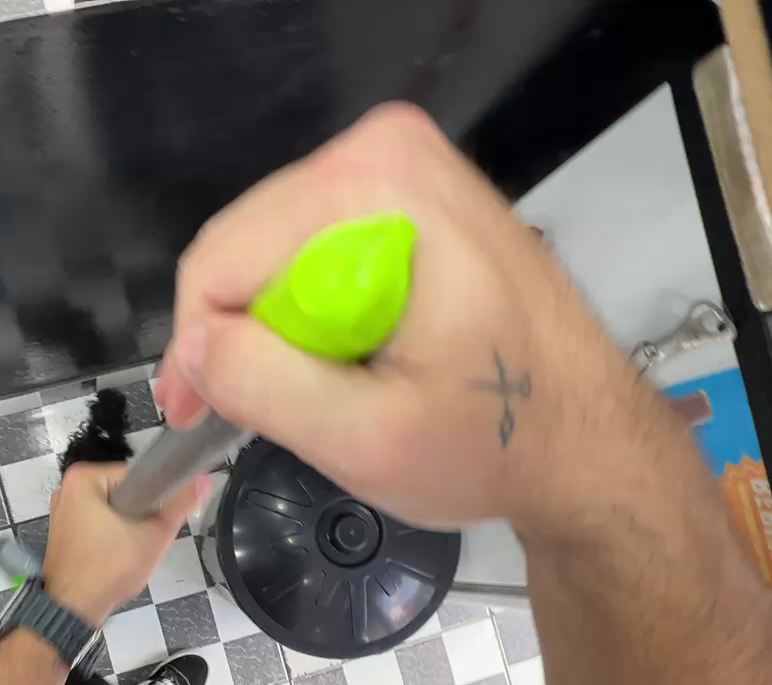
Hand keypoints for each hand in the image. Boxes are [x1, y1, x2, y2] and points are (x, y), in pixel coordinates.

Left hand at [41, 463, 209, 624]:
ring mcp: (61, 511)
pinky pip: (97, 525)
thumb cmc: (110, 569)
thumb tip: (205, 480)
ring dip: (128, 527)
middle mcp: (66, 488)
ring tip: (133, 550)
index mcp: (83, 478)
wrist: (73, 610)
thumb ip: (181, 505)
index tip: (160, 521)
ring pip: (113, 511)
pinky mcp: (62, 532)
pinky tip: (117, 556)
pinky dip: (111, 537)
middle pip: (124, 493)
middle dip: (141, 515)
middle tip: (147, 539)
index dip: (156, 498)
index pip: (136, 476)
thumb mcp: (154, 535)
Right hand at [153, 102, 640, 535]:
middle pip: (239, 250)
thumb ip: (265, 386)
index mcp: (373, 190)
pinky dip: (300, 318)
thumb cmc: (489, 444)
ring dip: (267, 333)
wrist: (581, 440)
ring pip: (263, 255)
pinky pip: (301, 255)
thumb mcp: (366, 437)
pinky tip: (335, 360)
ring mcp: (396, 168)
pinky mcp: (403, 196)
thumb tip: (190, 351)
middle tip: (248, 414)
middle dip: (231, 339)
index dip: (196, 350)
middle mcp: (380, 151)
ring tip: (308, 393)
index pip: (222, 261)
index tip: (200, 416)